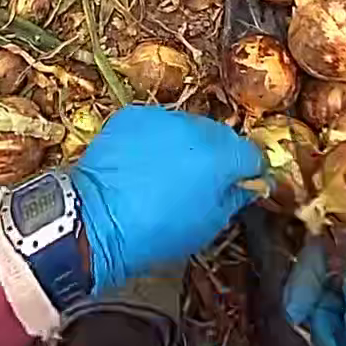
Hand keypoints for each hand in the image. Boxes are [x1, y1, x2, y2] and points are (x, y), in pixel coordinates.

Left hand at [69, 106, 266, 290]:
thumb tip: (249, 185)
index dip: (248, 170)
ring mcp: (163, 116)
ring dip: (188, 143)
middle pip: (221, 134)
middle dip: (218, 154)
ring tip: (167, 172)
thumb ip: (234, 198)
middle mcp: (196, 127)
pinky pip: (157, 123)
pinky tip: (143, 162)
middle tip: (201, 181)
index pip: (251, 153)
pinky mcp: (134, 114)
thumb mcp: (206, 226)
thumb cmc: (156, 232)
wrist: (93, 219)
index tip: (239, 184)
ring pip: (189, 126)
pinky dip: (157, 138)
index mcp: (220, 156)